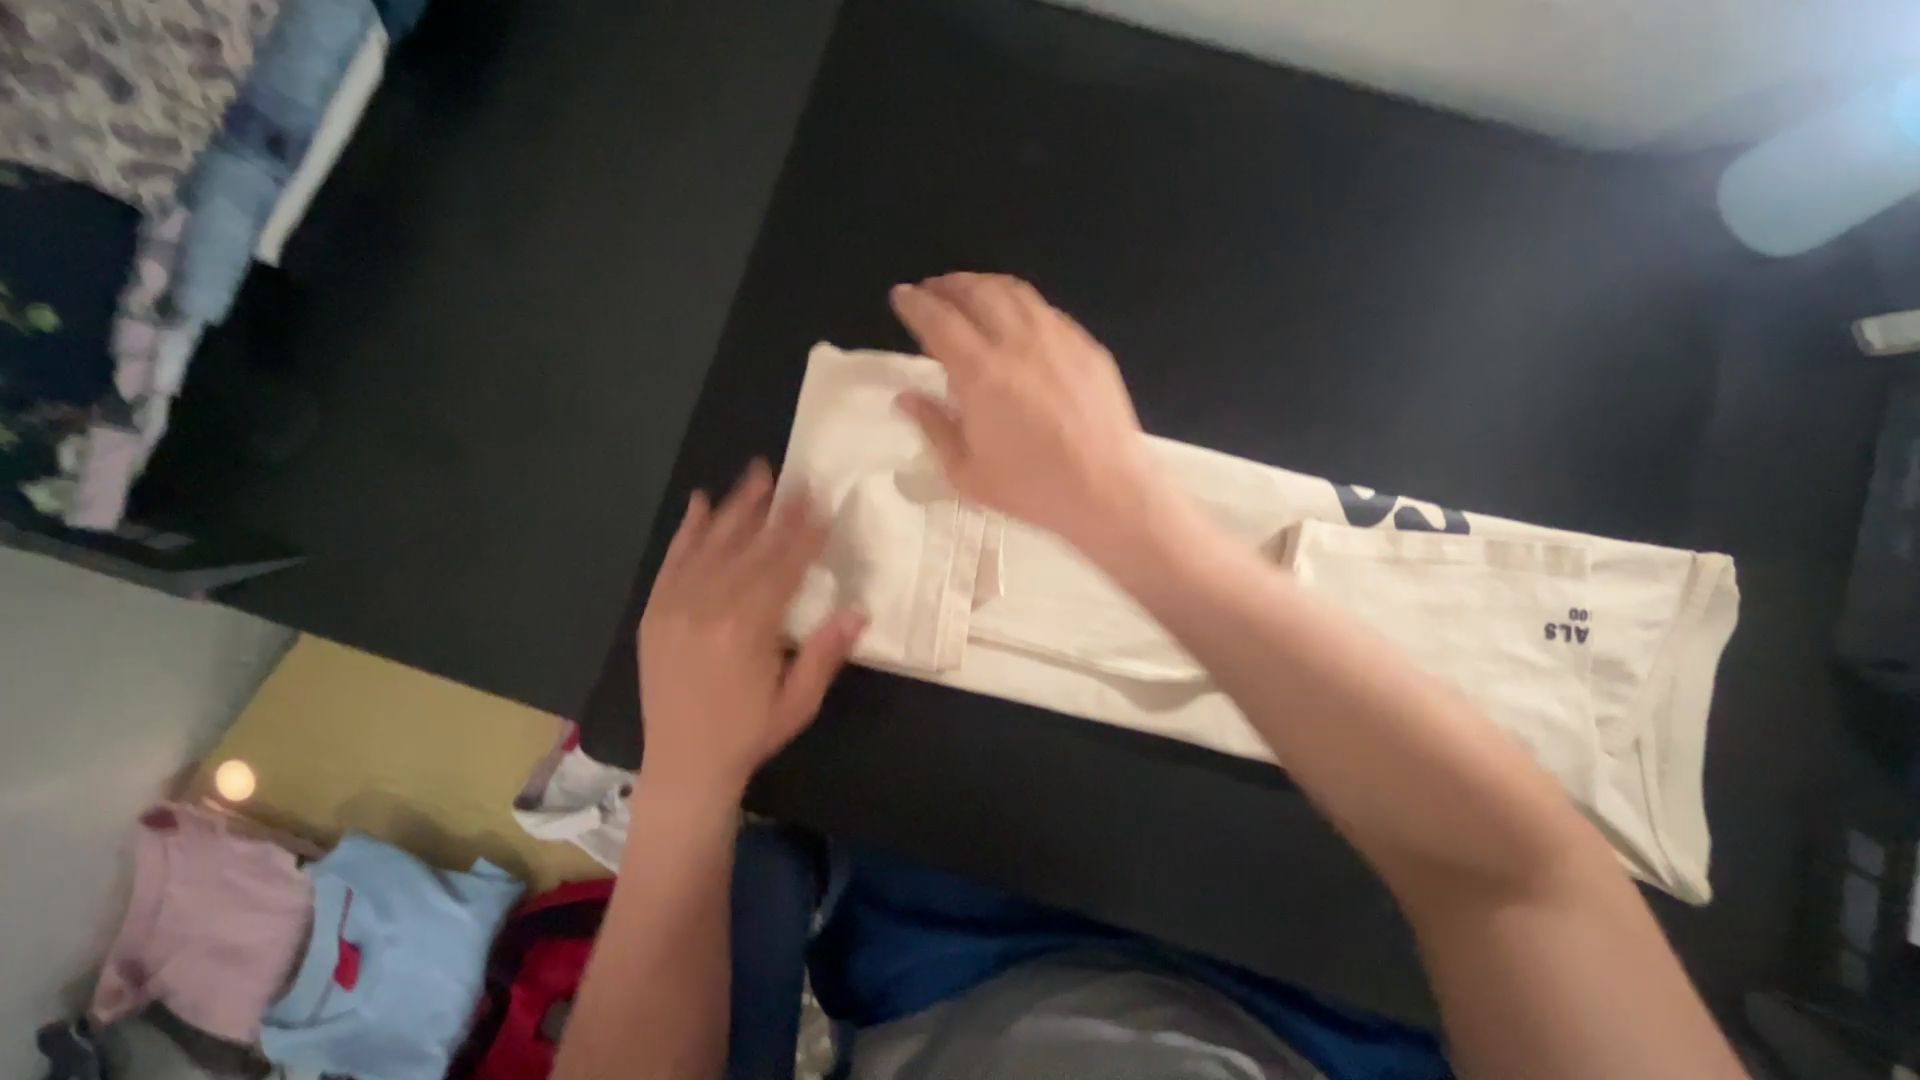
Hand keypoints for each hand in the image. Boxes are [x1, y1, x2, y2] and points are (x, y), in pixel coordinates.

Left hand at [637, 460, 866, 799]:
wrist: (683, 763)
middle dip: (776, 511)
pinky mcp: (654, 612)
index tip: (821, 504)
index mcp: (747, 630)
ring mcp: (675, 606)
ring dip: (736, 507)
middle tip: (796, 477)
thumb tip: (859, 611)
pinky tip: (700, 502)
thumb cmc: (749, 734)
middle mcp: (708, 608)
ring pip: (711, 545)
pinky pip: (673, 561)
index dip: (804, 534)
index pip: (782, 567)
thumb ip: (825, 654)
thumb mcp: (798, 702)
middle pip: (749, 547)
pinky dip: (688, 529)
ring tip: (756, 474)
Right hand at [889, 273, 1167, 551]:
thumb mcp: (967, 472)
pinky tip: (1017, 318)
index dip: (915, 303)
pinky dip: (1021, 304)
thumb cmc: (1031, 488)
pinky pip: (1046, 310)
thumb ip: (934, 427)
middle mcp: (1017, 343)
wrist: (1106, 490)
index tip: (901, 295)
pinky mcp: (1086, 346)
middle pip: (976, 292)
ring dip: (984, 285)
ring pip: (1015, 292)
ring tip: (971, 292)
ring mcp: (1057, 339)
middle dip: (948, 285)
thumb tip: (906, 397)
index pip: (938, 320)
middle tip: (933, 290)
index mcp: (980, 373)